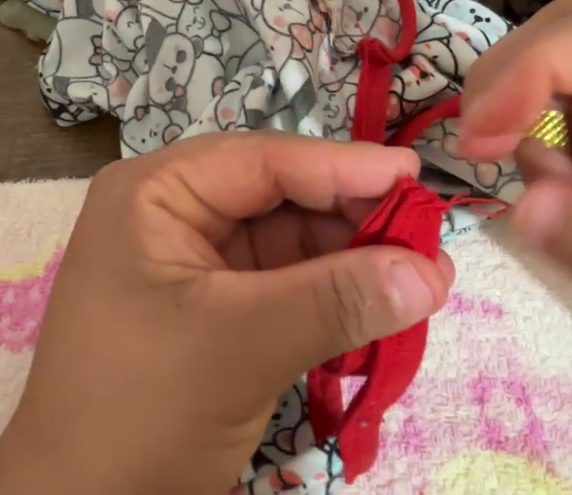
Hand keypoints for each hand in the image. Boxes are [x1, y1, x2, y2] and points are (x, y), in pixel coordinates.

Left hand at [0, 133, 453, 494]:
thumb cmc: (139, 413)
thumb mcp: (239, 347)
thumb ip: (336, 301)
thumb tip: (433, 272)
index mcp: (154, 191)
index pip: (261, 159)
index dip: (342, 165)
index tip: (415, 173)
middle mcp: (170, 209)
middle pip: (277, 192)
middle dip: (350, 215)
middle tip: (428, 235)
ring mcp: (189, 258)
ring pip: (285, 237)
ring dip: (347, 256)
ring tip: (420, 275)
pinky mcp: (208, 304)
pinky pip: (280, 280)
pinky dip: (327, 291)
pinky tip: (377, 300)